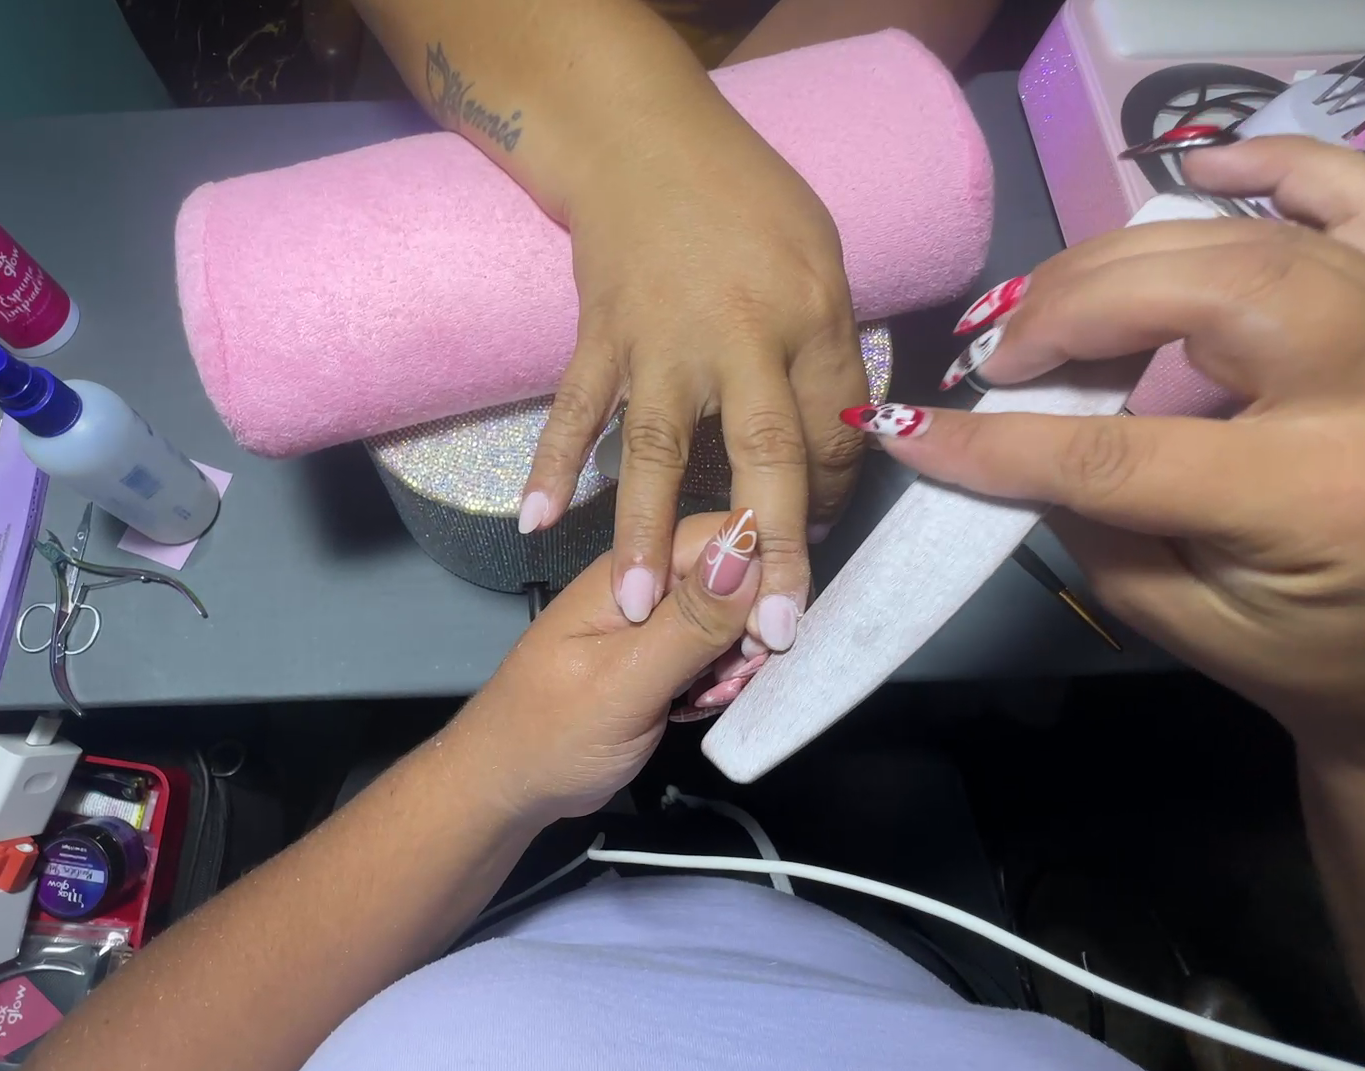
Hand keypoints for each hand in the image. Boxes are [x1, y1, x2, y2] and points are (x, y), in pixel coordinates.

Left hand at [453, 511, 762, 821]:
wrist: (512, 784)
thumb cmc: (556, 731)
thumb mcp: (626, 680)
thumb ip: (690, 621)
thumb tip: (748, 547)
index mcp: (629, 569)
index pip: (720, 535)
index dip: (760, 574)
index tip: (768, 635)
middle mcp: (645, 584)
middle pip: (733, 578)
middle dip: (747, 629)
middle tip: (726, 680)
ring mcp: (653, 623)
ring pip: (729, 621)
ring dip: (734, 662)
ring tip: (705, 700)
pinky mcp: (661, 658)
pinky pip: (713, 654)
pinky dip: (719, 681)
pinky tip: (698, 707)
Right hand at [518, 105, 870, 652]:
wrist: (648, 144)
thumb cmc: (750, 201)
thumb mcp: (821, 261)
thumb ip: (828, 353)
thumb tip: (825, 445)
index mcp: (813, 314)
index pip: (834, 431)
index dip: (832, 499)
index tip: (815, 543)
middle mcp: (740, 337)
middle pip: (763, 454)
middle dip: (770, 548)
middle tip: (769, 632)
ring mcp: (660, 342)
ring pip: (657, 450)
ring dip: (646, 532)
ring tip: (638, 608)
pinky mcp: (599, 339)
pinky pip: (575, 411)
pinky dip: (550, 466)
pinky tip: (530, 522)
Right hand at [854, 138, 1364, 753]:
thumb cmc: (1303, 652)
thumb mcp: (1168, 611)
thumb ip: (1085, 515)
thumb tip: (1005, 437)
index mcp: (1325, 503)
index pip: (1116, 455)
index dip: (991, 442)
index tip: (903, 428)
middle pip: (1212, 296)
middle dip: (1071, 312)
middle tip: (1001, 357)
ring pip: (1263, 242)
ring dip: (1123, 260)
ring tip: (1047, 307)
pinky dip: (1286, 169)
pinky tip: (1203, 163)